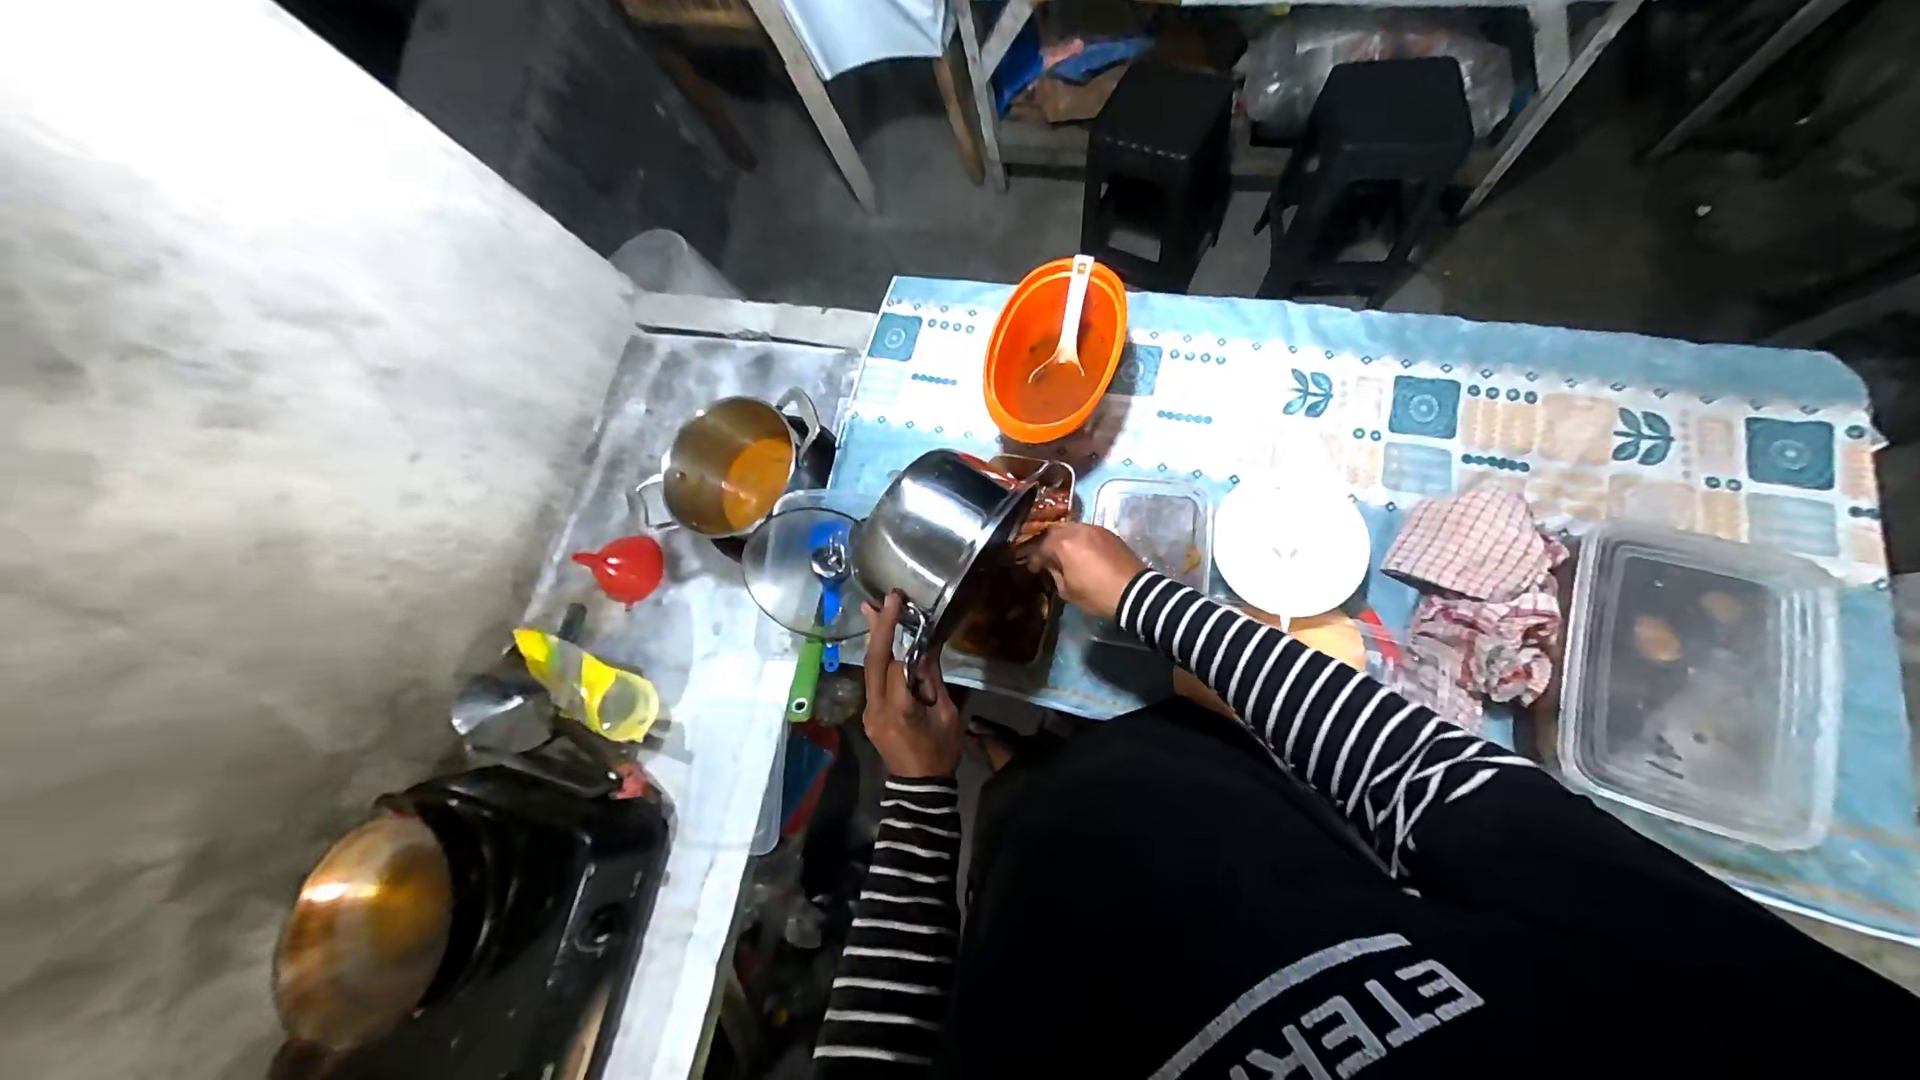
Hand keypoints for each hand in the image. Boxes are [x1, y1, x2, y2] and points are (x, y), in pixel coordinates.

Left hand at [861, 592, 962, 777]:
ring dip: (874, 639)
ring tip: (874, 609)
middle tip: (882, 600)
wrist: (919, 787)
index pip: (896, 669)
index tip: (905, 614)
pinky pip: (872, 681)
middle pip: (873, 663)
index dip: (904, 645)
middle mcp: (875, 710)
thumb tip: (927, 648)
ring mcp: (868, 713)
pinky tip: (881, 639)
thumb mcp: (946, 715)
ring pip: (869, 670)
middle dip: (878, 629)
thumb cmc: (939, 752)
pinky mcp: (869, 714)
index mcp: (898, 711)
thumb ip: (933, 680)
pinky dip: (878, 658)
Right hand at [1016, 522, 1146, 621]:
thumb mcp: (1068, 592)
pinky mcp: (1109, 533)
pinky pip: (1087, 531)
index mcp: (1063, 545)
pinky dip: (1080, 538)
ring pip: (1072, 527)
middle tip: (1047, 556)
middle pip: (1055, 531)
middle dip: (1048, 543)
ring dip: (1064, 538)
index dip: (1034, 558)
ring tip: (1065, 552)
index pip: (1041, 546)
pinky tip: (1082, 550)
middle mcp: (1077, 531)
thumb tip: (1053, 567)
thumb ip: (1055, 575)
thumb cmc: (1097, 595)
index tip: (1033, 568)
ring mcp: (1095, 529)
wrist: (1135, 593)